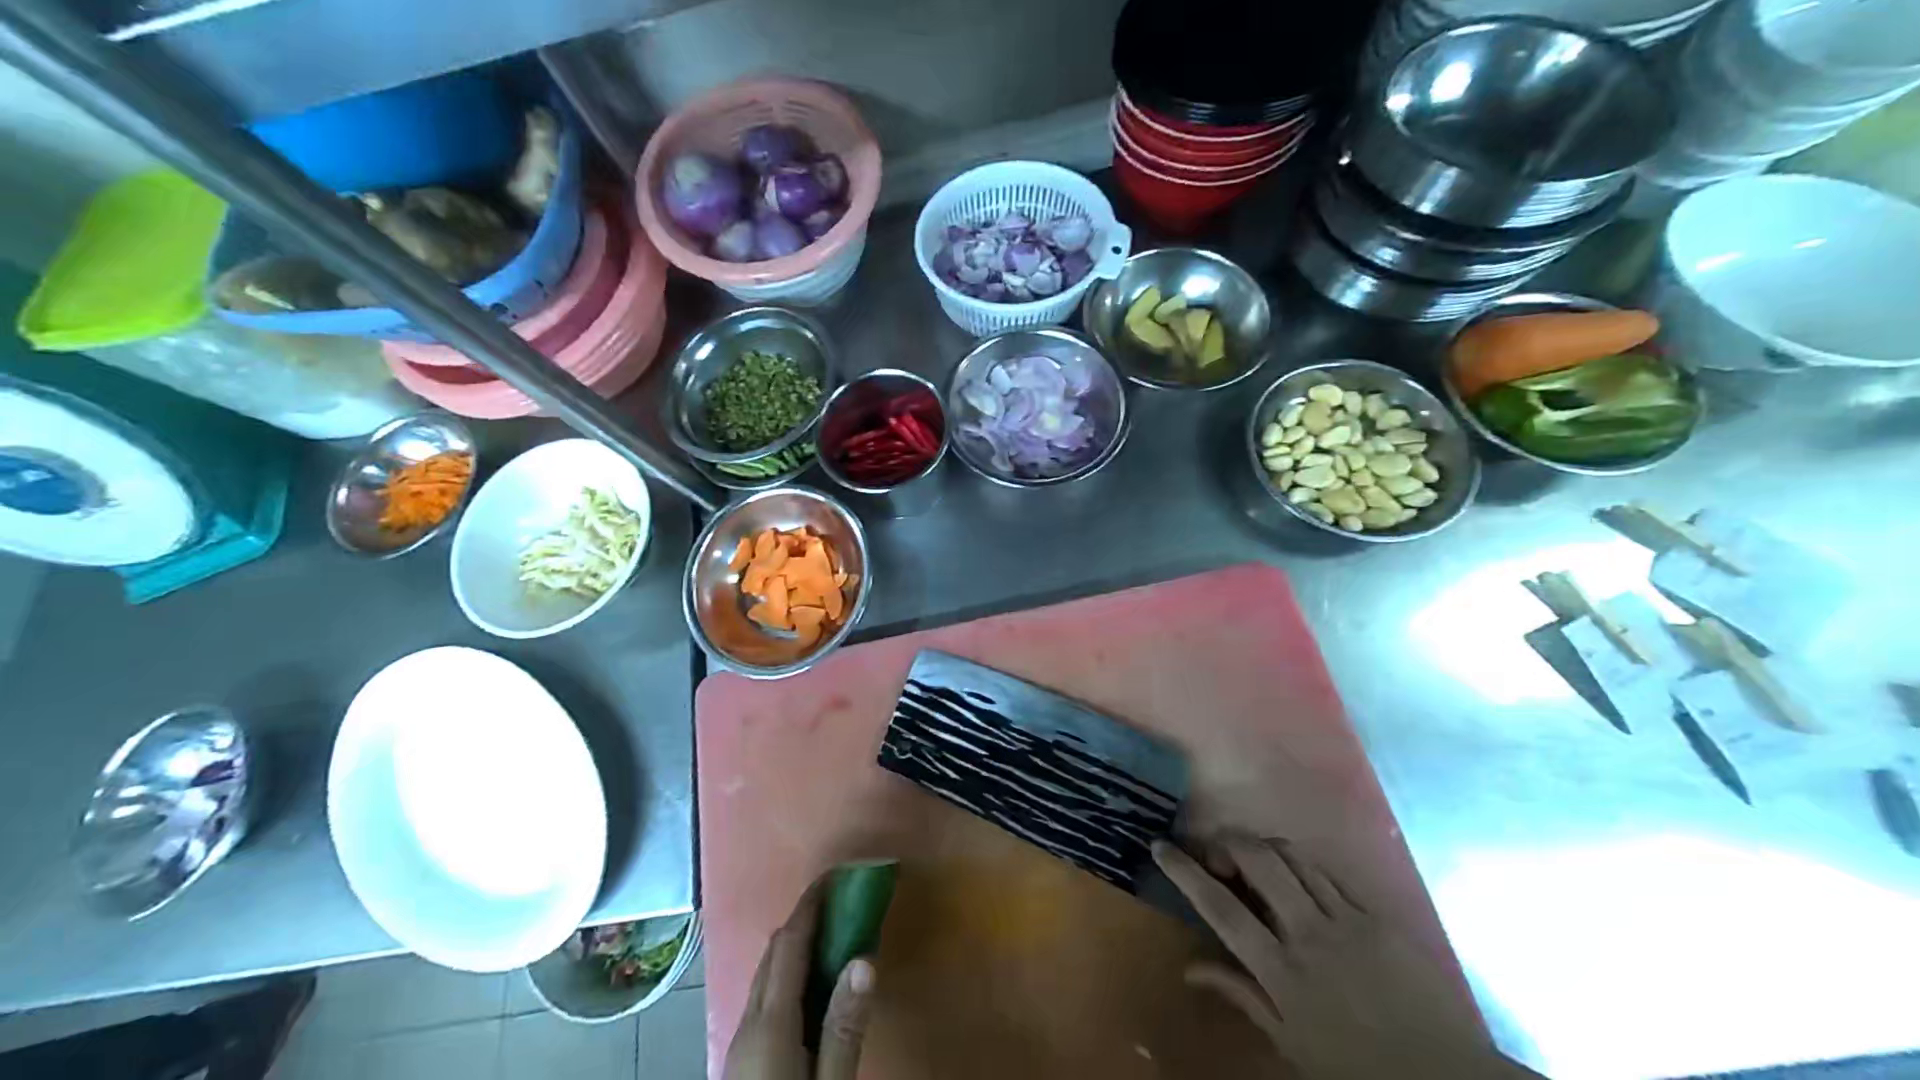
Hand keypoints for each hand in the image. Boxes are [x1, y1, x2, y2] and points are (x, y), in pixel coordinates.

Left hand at [722, 879, 877, 1079]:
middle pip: (775, 951)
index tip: (836, 875)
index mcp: (770, 1022)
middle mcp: (748, 1020)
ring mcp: (740, 1039)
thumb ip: (844, 1027)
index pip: (790, 943)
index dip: (811, 904)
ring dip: (796, 945)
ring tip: (835, 934)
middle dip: (806, 918)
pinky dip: (789, 972)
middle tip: (843, 899)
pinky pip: (765, 995)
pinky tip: (813, 984)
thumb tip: (863, 961)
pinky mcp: (742, 1057)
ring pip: (767, 973)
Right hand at [1154, 835, 1540, 1079]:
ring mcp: (1347, 920)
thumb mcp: (1291, 1043)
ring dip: (1264, 849)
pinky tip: (1298, 880)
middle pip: (1259, 862)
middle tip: (1217, 854)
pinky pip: (1330, 874)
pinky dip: (1303, 867)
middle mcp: (1309, 934)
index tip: (1161, 846)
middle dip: (1229, 844)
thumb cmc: (1356, 1068)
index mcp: (1281, 971)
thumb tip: (1190, 968)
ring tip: (1253, 861)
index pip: (1220, 908)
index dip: (1186, 872)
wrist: (1446, 1079)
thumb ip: (1242, 995)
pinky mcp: (1378, 916)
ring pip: (1294, 858)